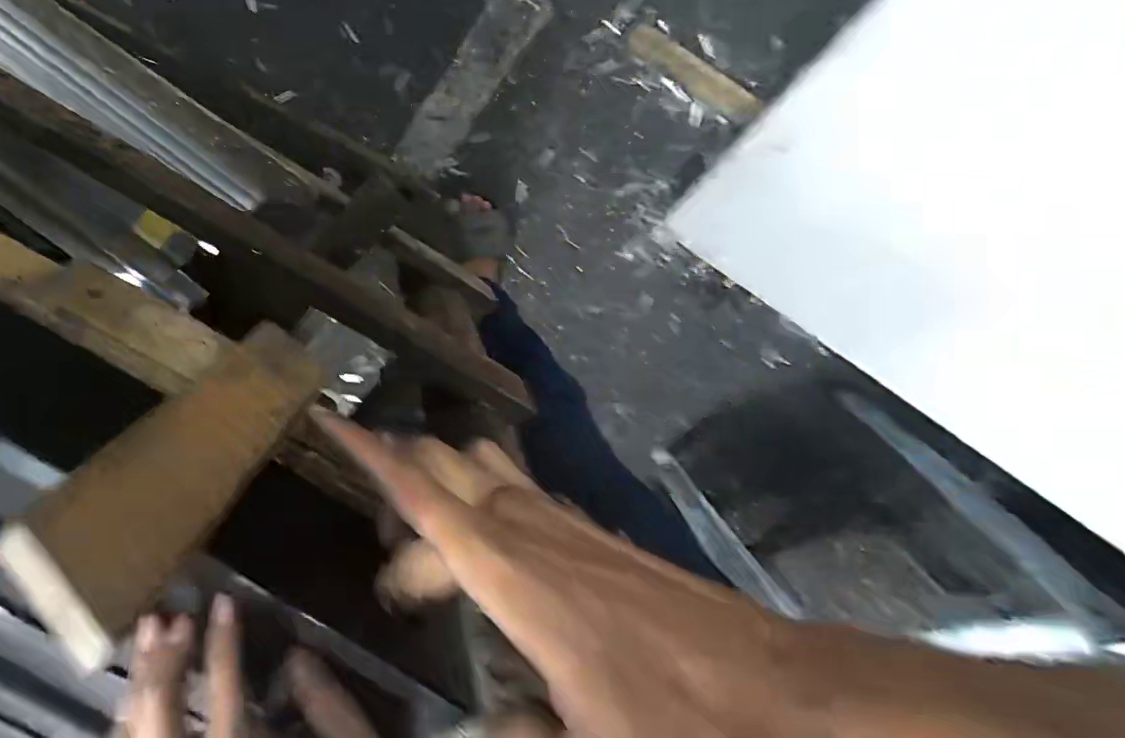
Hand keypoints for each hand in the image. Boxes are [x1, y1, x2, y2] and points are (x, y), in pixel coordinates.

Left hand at [120, 596, 380, 737]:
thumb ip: (334, 716)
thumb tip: (301, 662)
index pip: (226, 695)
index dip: (222, 642)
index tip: (225, 602)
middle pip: (163, 714)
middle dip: (165, 659)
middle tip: (172, 616)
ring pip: (135, 735)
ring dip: (140, 682)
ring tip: (149, 635)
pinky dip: (130, 722)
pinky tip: (139, 697)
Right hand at [314, 411, 803, 737]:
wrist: (796, 698)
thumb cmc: (684, 727)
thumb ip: (516, 737)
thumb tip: (475, 726)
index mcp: (507, 573)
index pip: (419, 494)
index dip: (367, 455)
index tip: (327, 418)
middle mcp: (522, 525)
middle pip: (437, 462)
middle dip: (395, 482)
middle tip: (392, 560)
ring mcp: (557, 518)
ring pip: (474, 461)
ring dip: (438, 480)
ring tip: (432, 544)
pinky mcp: (585, 526)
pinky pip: (512, 482)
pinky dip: (480, 491)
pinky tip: (493, 547)